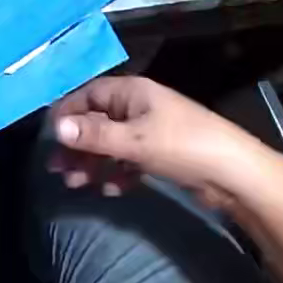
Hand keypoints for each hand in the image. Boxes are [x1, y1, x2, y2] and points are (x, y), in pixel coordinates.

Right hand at [50, 76, 276, 209]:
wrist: (234, 174)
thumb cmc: (181, 145)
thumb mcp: (134, 140)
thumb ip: (95, 134)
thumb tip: (56, 126)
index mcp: (131, 92)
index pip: (89, 94)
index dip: (67, 112)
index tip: (49, 136)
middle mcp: (138, 106)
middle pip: (97, 120)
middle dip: (77, 144)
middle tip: (57, 169)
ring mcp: (150, 130)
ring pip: (111, 142)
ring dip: (93, 162)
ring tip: (76, 185)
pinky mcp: (160, 154)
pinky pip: (128, 159)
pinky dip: (117, 172)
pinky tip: (112, 190)